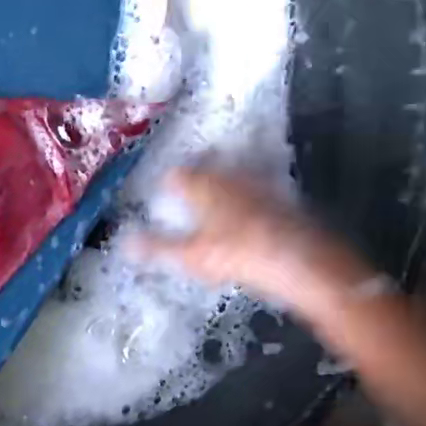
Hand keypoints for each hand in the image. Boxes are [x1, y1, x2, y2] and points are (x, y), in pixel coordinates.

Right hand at [134, 168, 371, 308]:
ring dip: (222, 177)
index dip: (166, 182)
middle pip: (206, 164)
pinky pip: (258, 184)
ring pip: (233, 171)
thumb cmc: (238, 255)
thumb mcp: (190, 256)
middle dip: (195, 172)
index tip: (162, 190)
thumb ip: (156, 246)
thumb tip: (125, 242)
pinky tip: (249, 209)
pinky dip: (248, 191)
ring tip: (215, 192)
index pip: (176, 173)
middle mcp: (230, 175)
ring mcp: (259, 182)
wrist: (300, 260)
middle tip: (187, 185)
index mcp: (203, 185)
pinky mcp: (282, 194)